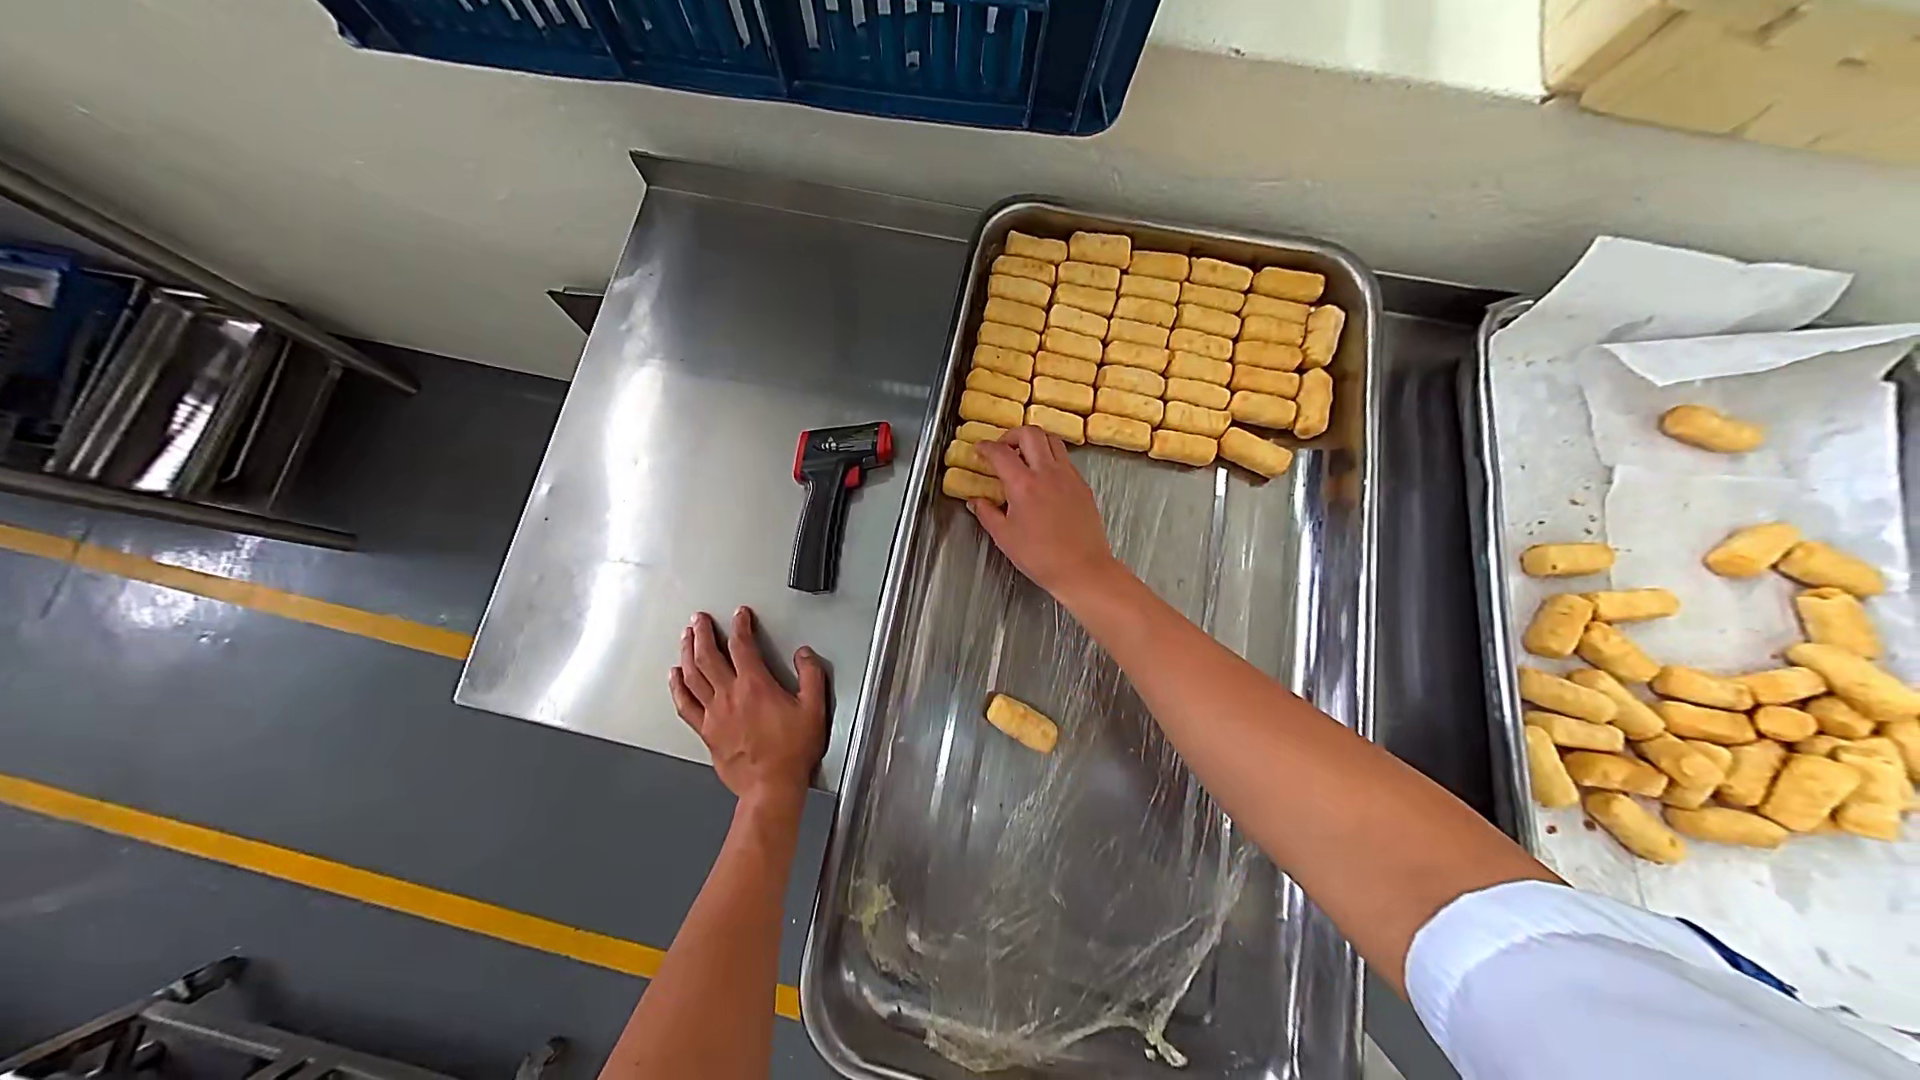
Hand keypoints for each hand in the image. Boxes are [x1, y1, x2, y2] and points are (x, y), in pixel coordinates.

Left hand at [669, 607, 827, 807]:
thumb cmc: (792, 751)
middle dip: (703, 632)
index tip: (740, 615)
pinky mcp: (706, 731)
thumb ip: (812, 676)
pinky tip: (674, 677)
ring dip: (686, 652)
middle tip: (700, 619)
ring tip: (685, 637)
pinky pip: (685, 704)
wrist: (771, 786)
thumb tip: (805, 655)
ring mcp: (714, 714)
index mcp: (755, 686)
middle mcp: (730, 696)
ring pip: (692, 675)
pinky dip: (677, 687)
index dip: (740, 625)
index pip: (742, 646)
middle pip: (707, 655)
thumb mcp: (814, 709)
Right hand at [969, 426, 1121, 599]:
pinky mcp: (1082, 485)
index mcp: (1024, 485)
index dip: (986, 447)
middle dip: (1012, 435)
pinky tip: (1044, 476)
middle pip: (1030, 433)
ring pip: (1052, 440)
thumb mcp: (1005, 537)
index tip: (980, 450)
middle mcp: (1048, 473)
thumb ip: (987, 513)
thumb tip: (976, 501)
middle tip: (1002, 448)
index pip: (1001, 452)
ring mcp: (1069, 477)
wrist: (1082, 568)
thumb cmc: (1041, 557)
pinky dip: (1051, 458)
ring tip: (1024, 456)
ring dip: (1035, 441)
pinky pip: (1065, 459)